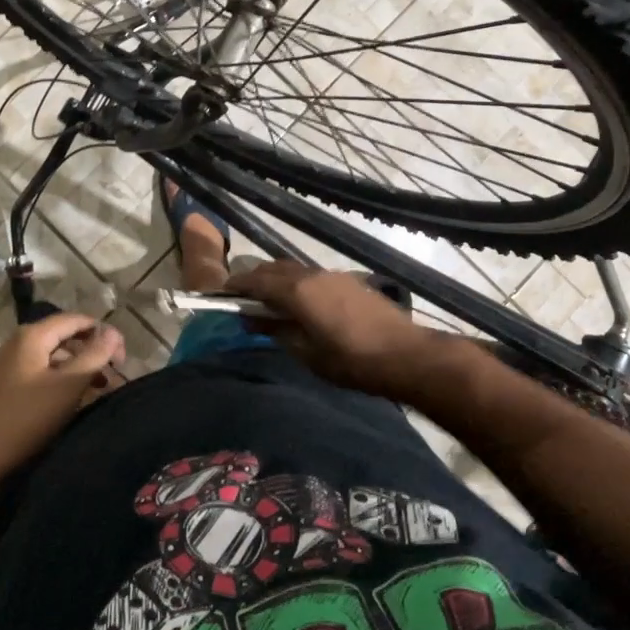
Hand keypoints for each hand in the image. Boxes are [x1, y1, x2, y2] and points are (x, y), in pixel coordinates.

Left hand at [0, 313, 124, 480]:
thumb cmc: (26, 418)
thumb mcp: (67, 387)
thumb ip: (93, 356)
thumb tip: (113, 331)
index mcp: (32, 335)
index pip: (76, 320)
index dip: (103, 334)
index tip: (123, 360)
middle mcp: (19, 342)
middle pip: (65, 337)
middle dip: (92, 352)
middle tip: (115, 376)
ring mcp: (11, 364)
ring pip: (54, 358)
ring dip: (79, 370)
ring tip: (101, 390)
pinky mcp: (8, 385)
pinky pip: (42, 373)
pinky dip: (62, 382)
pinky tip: (75, 400)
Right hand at [226, 260, 443, 397]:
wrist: (408, 355)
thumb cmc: (351, 360)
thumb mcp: (306, 353)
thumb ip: (278, 332)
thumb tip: (255, 320)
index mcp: (296, 291)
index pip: (255, 280)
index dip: (235, 286)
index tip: (222, 294)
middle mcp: (311, 275)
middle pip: (273, 268)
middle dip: (255, 279)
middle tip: (244, 299)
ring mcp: (334, 275)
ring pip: (295, 270)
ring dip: (278, 281)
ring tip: (272, 302)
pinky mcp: (351, 282)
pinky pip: (313, 276)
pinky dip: (299, 284)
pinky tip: (303, 305)